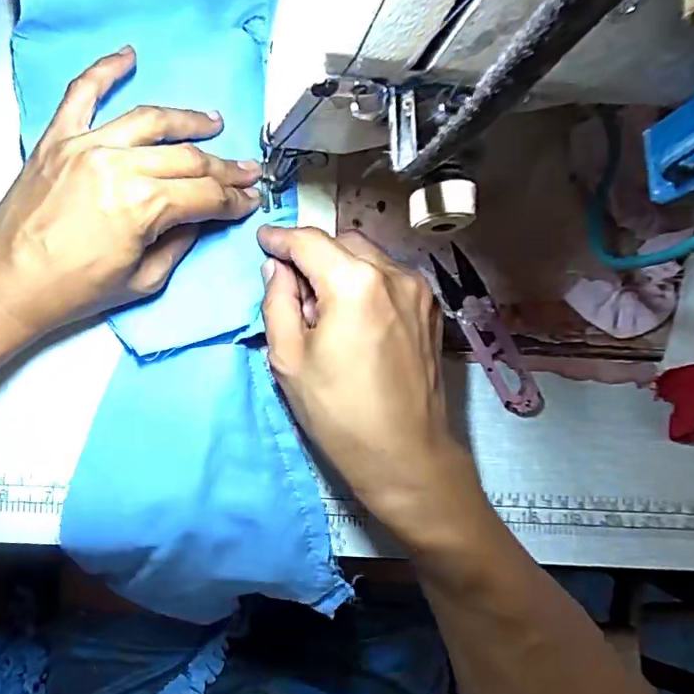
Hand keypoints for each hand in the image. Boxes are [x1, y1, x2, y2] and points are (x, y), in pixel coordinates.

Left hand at [0, 47, 262, 344]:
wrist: (8, 282)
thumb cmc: (75, 291)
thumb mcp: (143, 280)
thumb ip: (179, 242)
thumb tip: (201, 218)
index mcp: (143, 207)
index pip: (204, 195)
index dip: (234, 200)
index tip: (251, 200)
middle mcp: (119, 166)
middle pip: (186, 158)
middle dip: (224, 168)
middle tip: (247, 170)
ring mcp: (86, 145)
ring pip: (150, 121)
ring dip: (188, 120)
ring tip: (213, 122)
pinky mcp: (57, 137)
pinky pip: (83, 93)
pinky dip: (105, 70)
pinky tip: (128, 56)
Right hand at [257, 226, 487, 539]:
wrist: (406, 455)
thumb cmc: (340, 413)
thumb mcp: (289, 359)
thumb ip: (278, 303)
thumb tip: (278, 270)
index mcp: (355, 283)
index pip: (310, 241)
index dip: (280, 238)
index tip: (263, 240)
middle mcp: (394, 274)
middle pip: (343, 242)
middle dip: (313, 255)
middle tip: (293, 291)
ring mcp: (419, 292)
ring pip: (369, 258)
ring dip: (341, 269)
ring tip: (324, 312)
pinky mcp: (430, 311)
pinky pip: (390, 279)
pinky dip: (365, 284)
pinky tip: (354, 321)